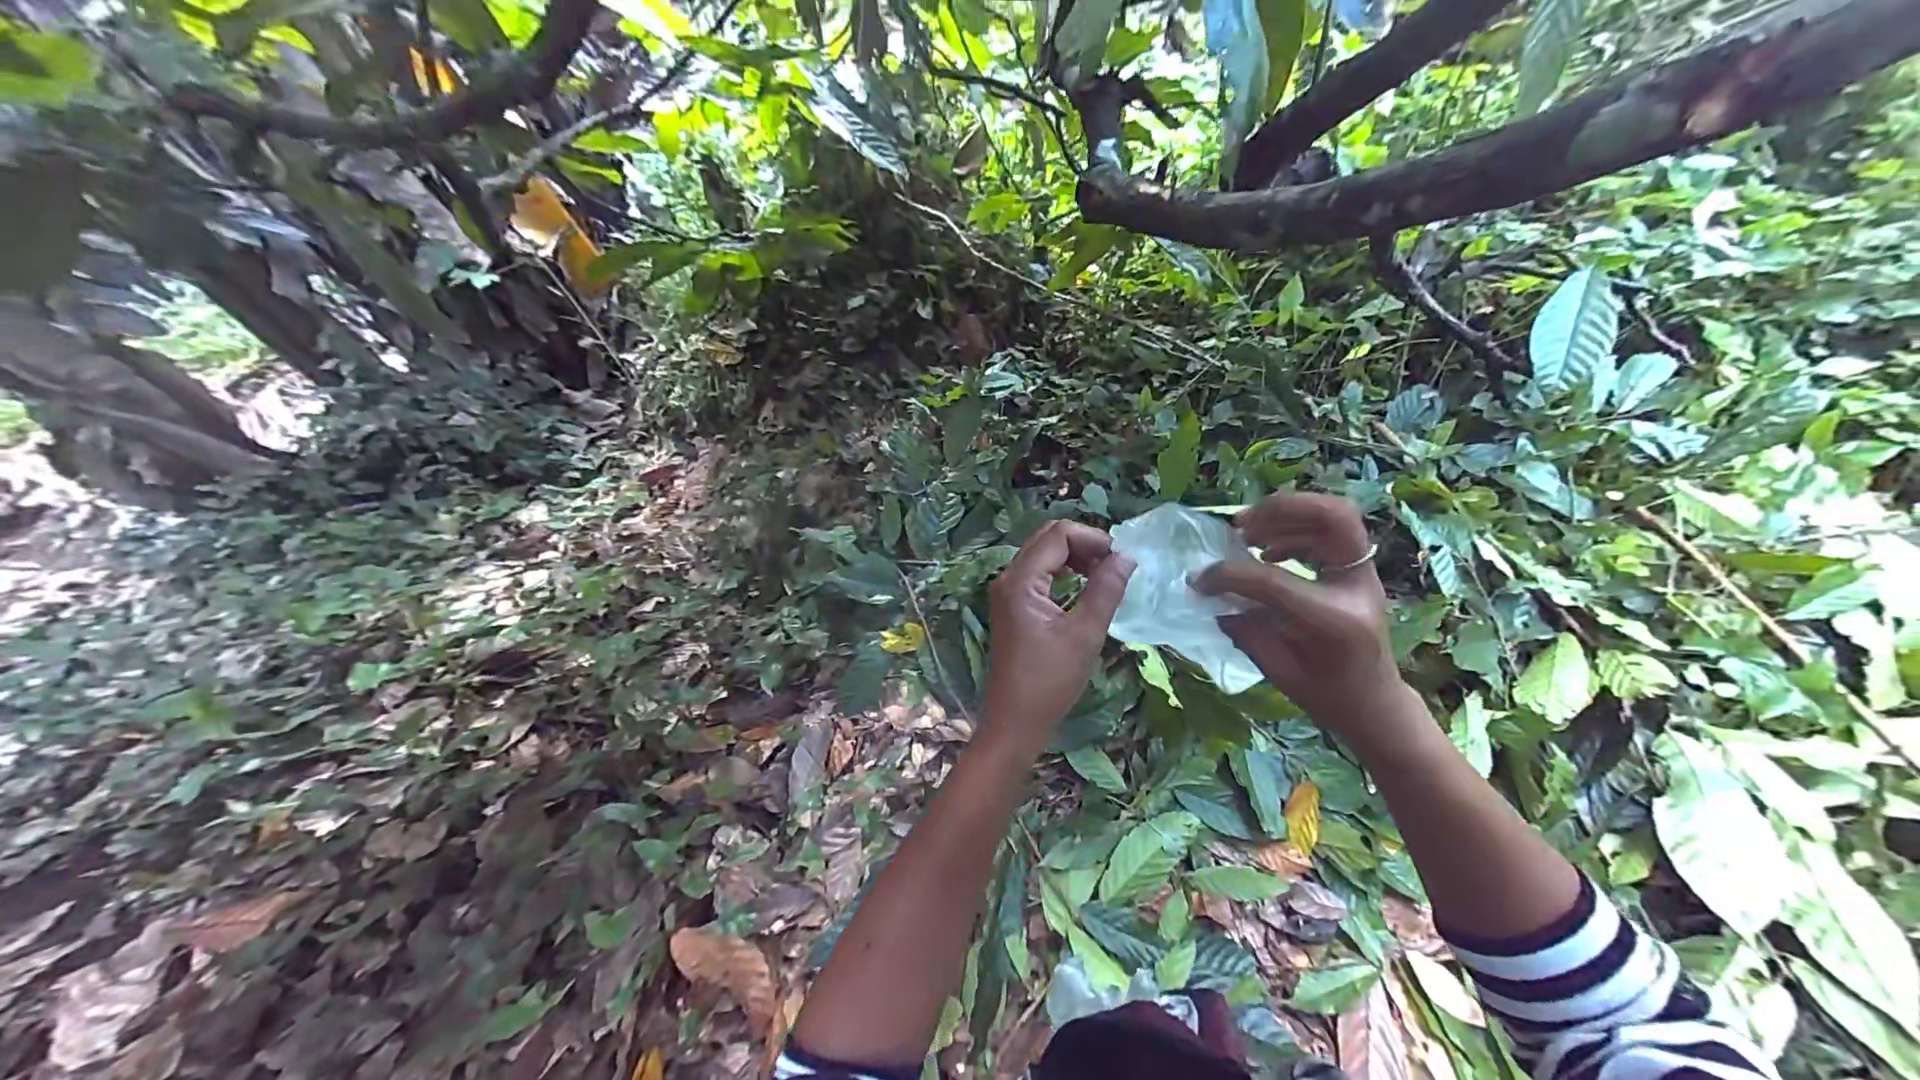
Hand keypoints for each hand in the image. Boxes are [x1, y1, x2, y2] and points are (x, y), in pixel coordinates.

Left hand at [983, 520, 1135, 749]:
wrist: (1014, 722)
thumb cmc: (1050, 681)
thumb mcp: (1085, 635)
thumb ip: (1106, 590)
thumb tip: (1126, 557)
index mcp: (1020, 581)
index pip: (1058, 534)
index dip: (1093, 538)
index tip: (1121, 559)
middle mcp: (1008, 579)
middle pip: (1047, 539)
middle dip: (1084, 544)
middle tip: (1114, 566)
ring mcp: (1007, 593)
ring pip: (1042, 554)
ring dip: (1074, 557)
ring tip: (1103, 577)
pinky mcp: (1011, 606)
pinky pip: (1038, 573)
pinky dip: (1062, 572)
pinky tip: (1083, 588)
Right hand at [1193, 493, 1409, 742]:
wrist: (1374, 704)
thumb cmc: (1325, 695)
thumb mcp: (1276, 669)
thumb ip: (1243, 627)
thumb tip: (1208, 592)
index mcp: (1333, 621)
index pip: (1274, 581)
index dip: (1230, 575)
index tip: (1201, 579)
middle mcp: (1356, 588)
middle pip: (1332, 517)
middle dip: (1281, 510)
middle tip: (1240, 526)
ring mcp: (1363, 575)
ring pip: (1333, 514)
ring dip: (1286, 515)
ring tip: (1248, 533)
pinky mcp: (1358, 570)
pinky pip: (1331, 529)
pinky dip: (1295, 528)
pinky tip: (1268, 550)